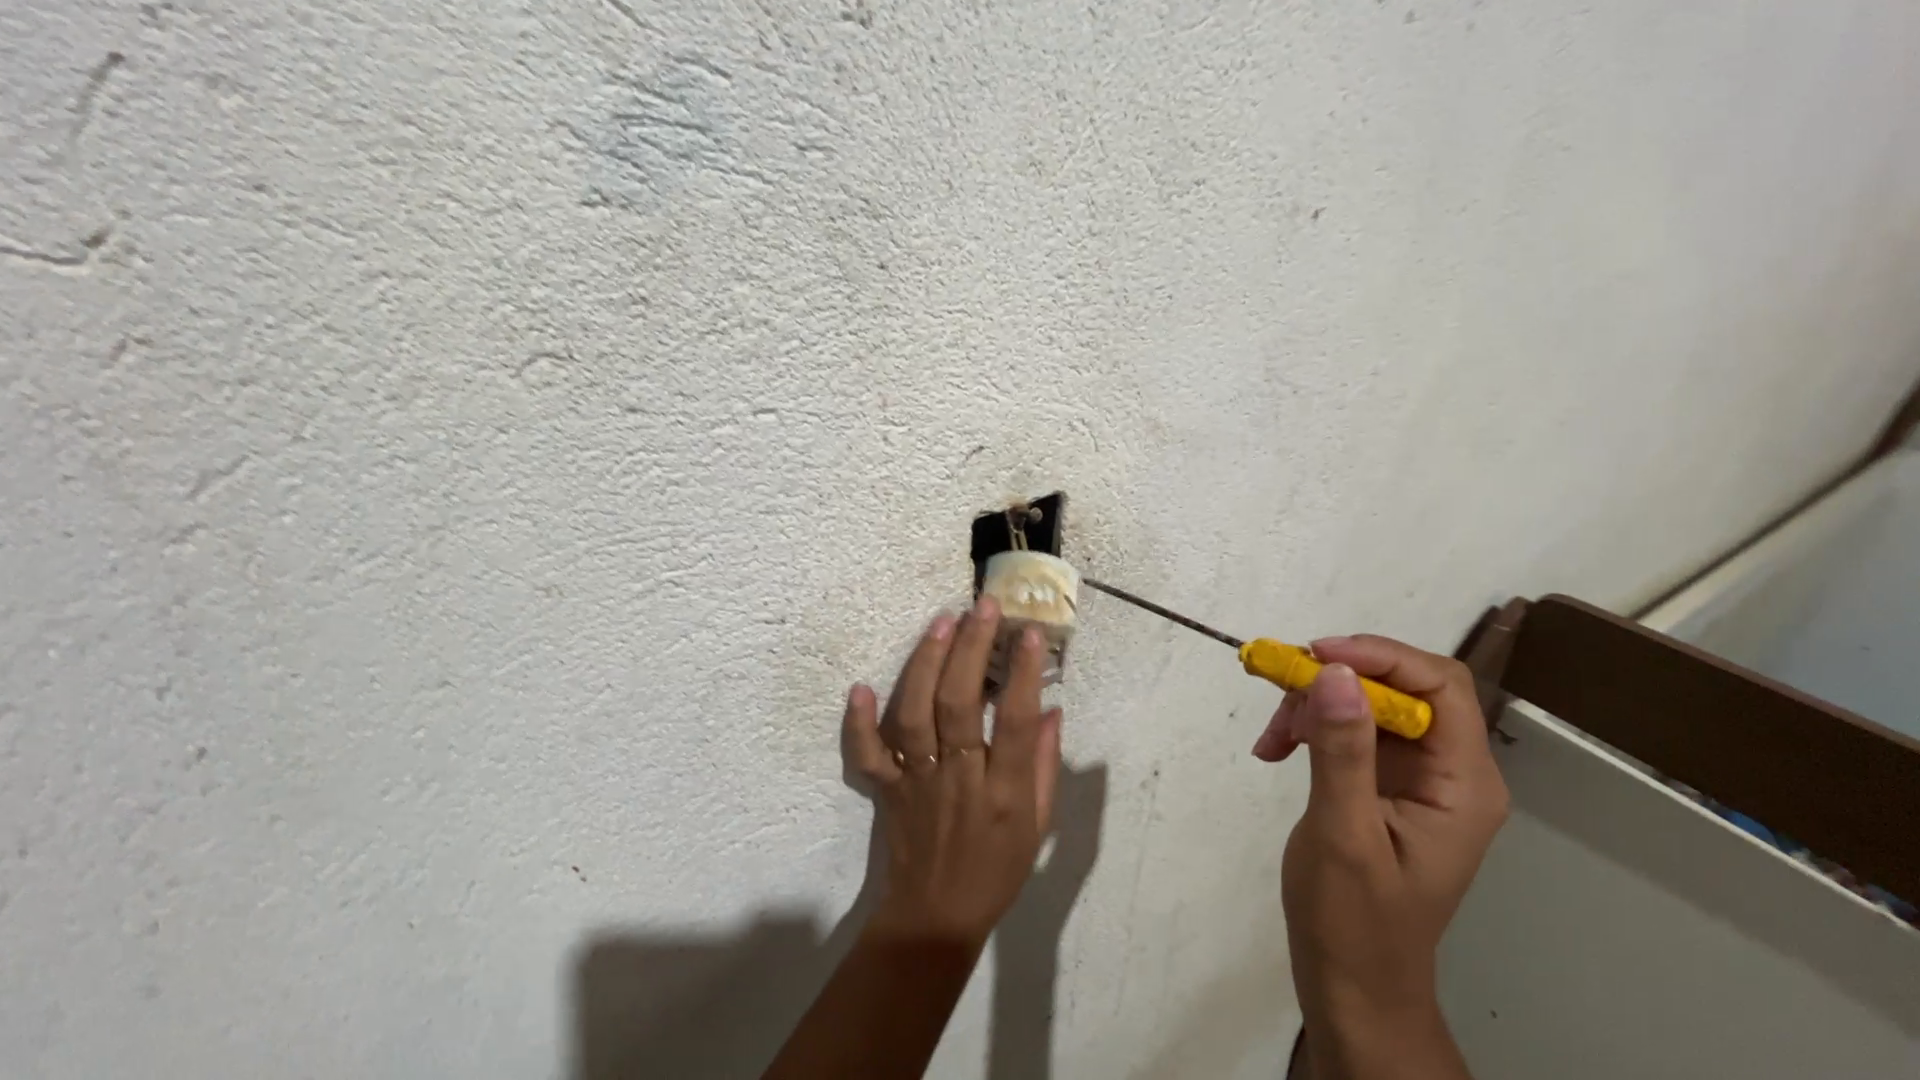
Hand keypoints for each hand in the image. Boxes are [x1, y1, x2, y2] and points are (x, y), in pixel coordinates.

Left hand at [843, 595, 1063, 945]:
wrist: (935, 916)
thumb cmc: (996, 870)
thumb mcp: (1039, 826)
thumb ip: (1047, 767)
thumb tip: (1053, 709)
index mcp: (1005, 792)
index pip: (1017, 722)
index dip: (1025, 673)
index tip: (1029, 632)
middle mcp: (960, 779)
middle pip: (960, 704)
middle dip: (972, 649)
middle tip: (983, 607)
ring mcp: (917, 782)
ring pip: (915, 714)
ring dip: (925, 663)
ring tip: (942, 622)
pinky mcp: (886, 789)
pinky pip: (866, 754)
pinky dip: (858, 722)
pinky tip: (859, 687)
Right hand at [1253, 636, 1506, 1077]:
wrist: (1351, 984)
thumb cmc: (1353, 920)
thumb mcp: (1342, 832)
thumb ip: (1342, 750)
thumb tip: (1333, 672)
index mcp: (1464, 784)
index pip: (1440, 687)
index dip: (1380, 657)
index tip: (1314, 655)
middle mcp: (1451, 772)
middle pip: (1403, 690)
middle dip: (1337, 682)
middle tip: (1278, 692)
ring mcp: (1418, 779)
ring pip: (1370, 706)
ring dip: (1316, 707)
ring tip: (1271, 739)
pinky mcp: (1385, 786)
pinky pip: (1352, 733)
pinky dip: (1312, 730)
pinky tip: (1276, 750)